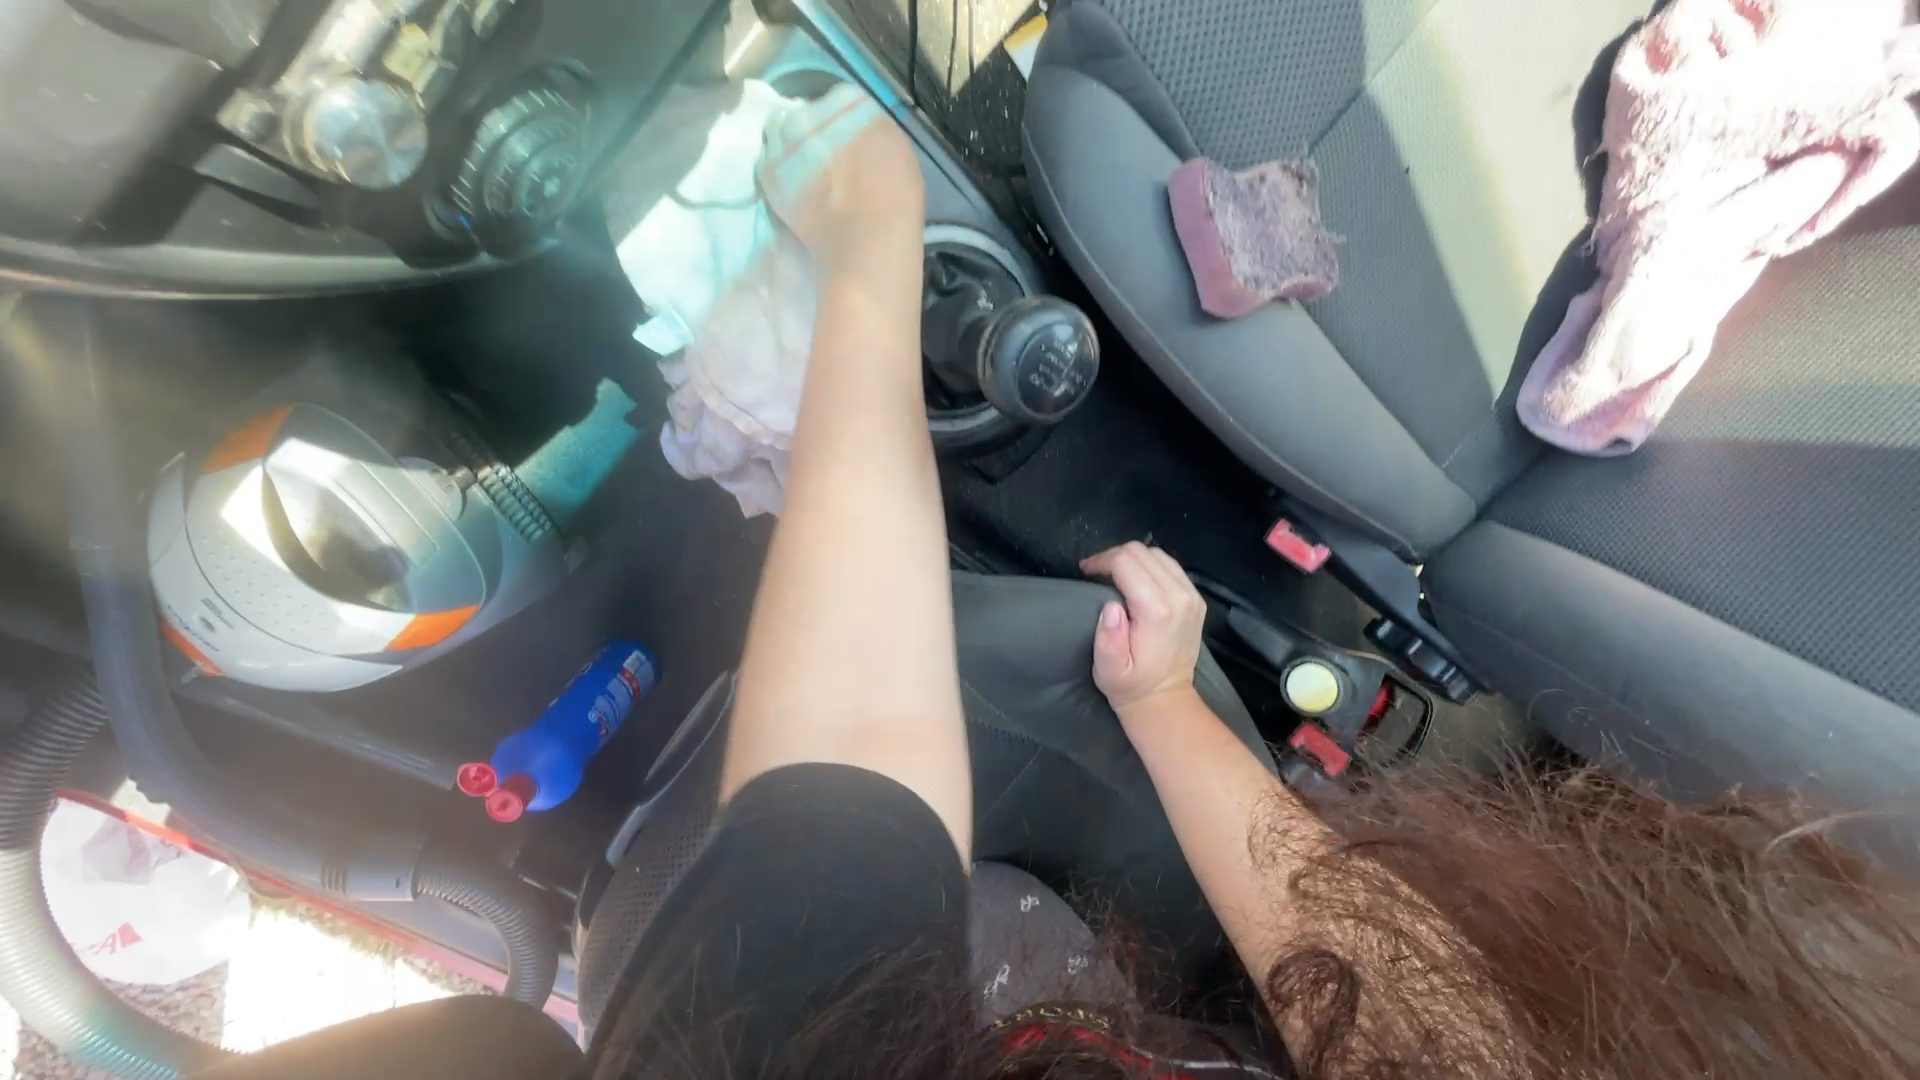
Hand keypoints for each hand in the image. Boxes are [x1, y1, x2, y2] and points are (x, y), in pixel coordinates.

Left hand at [758, 83, 925, 279]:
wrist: (865, 239)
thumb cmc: (894, 197)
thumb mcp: (896, 148)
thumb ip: (872, 132)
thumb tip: (858, 138)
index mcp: (848, 99)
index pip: (841, 102)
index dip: (846, 125)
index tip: (851, 146)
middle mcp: (810, 111)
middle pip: (808, 116)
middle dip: (816, 135)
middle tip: (828, 164)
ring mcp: (784, 141)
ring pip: (782, 135)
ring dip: (793, 151)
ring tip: (807, 178)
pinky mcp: (767, 172)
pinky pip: (769, 163)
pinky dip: (780, 174)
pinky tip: (794, 192)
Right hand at [1080, 542, 1206, 713]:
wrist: (1166, 698)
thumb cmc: (1131, 685)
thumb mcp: (1109, 670)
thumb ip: (1108, 640)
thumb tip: (1110, 607)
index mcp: (1156, 611)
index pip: (1125, 562)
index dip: (1101, 561)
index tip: (1085, 572)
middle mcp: (1179, 597)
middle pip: (1141, 552)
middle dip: (1114, 556)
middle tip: (1095, 572)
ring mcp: (1191, 596)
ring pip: (1157, 554)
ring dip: (1132, 558)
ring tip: (1113, 573)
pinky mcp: (1196, 598)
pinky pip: (1170, 565)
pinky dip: (1149, 564)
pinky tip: (1136, 578)